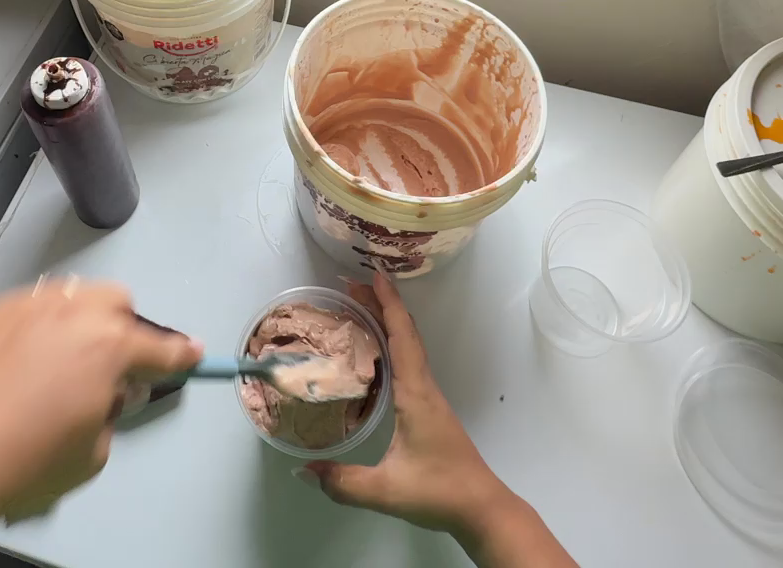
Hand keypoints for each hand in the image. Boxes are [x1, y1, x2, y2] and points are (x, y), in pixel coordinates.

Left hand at [0, 278, 200, 567]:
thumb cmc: (26, 461)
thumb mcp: (90, 454)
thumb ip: (109, 414)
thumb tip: (101, 397)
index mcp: (110, 346)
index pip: (160, 349)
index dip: (181, 355)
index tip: (194, 352)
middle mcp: (76, 311)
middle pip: (117, 301)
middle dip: (122, 327)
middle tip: (107, 364)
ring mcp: (30, 303)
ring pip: (72, 294)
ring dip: (79, 319)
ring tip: (57, 357)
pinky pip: (29, 307)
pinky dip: (35, 326)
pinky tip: (14, 361)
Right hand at [300, 273, 510, 533]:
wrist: (480, 508)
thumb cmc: (438, 491)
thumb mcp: (386, 489)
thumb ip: (343, 481)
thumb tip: (302, 470)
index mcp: (415, 391)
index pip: (401, 335)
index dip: (387, 303)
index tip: (373, 274)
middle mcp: (423, 384)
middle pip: (404, 331)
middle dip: (380, 303)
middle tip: (351, 285)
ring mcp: (428, 394)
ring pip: (408, 343)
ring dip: (387, 319)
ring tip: (360, 306)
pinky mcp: (428, 405)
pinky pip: (408, 358)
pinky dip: (392, 340)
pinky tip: (376, 349)